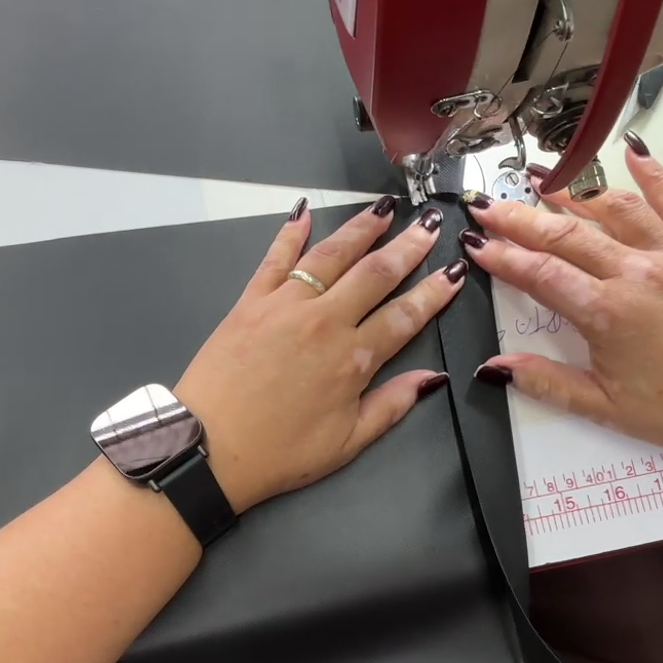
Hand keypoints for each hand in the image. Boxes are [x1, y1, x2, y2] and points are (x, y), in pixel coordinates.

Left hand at [175, 198, 468, 511]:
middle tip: (429, 224)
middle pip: (375, 273)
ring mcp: (286, 305)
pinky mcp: (250, 301)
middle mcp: (324, 322)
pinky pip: (275, 258)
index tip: (453, 272)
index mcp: (352, 360)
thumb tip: (431, 378)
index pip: (405, 316)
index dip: (433, 293)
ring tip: (384, 209)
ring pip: (331, 255)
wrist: (209, 448)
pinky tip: (303, 212)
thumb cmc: (279, 453)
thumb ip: (390, 406)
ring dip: (361, 228)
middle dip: (408, 246)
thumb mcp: (346, 444)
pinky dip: (290, 232)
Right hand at [464, 148, 662, 471]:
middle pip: (566, 234)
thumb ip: (544, 381)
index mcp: (608, 314)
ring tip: (541, 180)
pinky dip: (654, 175)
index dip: (502, 256)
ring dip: (573, 191)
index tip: (476, 242)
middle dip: (520, 218)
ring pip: (615, 209)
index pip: (539, 274)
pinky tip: (634, 153)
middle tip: (489, 205)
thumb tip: (494, 368)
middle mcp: (638, 274)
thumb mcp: (602, 405)